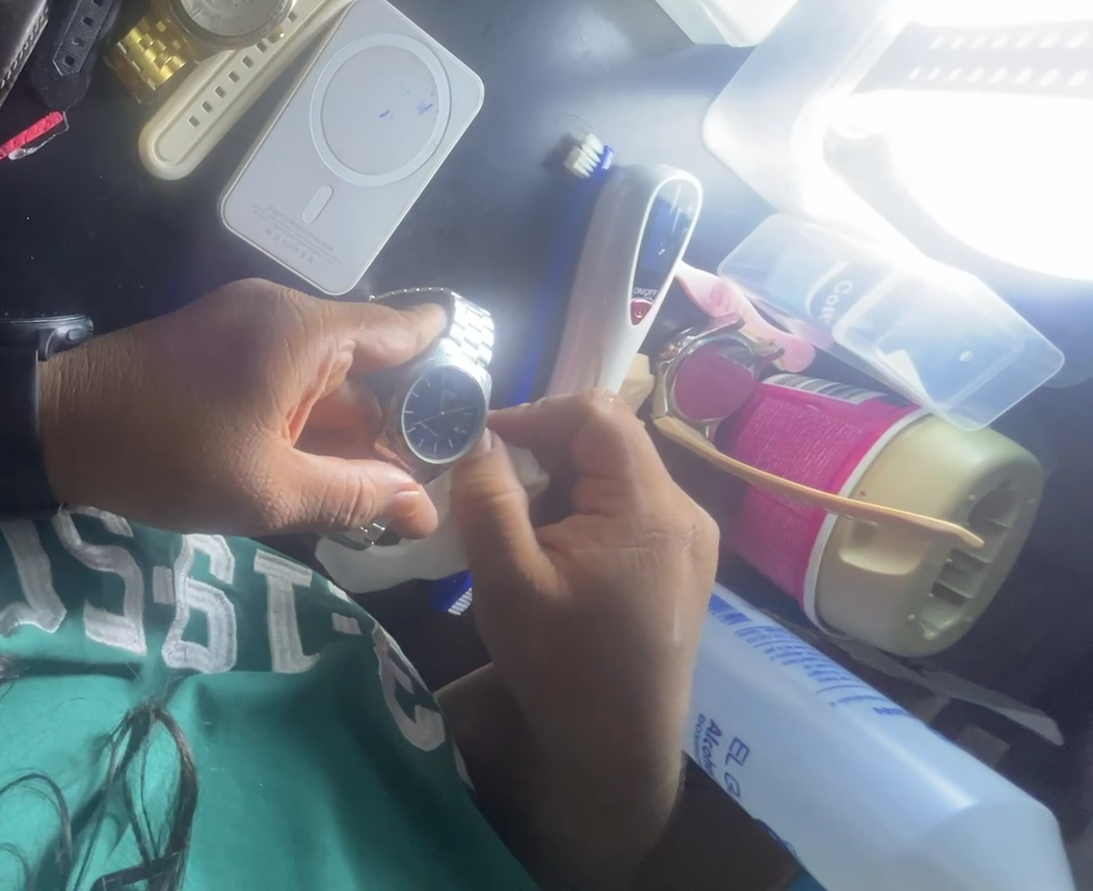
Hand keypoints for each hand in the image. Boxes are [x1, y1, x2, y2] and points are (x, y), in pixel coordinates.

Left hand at [41, 279, 446, 537]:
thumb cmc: (166, 454)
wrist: (58, 427)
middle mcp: (282, 312)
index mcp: (304, 330)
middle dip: (393, 424)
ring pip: (323, 375)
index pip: (407, 333)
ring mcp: (245, 324)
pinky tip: (318, 466)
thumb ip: (353, 493)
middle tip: (424, 487)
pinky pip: (283, 376)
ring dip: (345, 428)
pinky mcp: (218, 344)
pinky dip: (305, 417)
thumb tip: (422, 505)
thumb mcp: (268, 489)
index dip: (445, 377)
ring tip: (378, 491)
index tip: (469, 426)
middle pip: (367, 362)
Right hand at [447, 392, 718, 878]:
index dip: (532, 413)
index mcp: (648, 509)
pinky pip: (616, 502)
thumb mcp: (505, 578)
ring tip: (510, 523)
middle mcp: (681, 511)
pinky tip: (542, 546)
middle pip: (603, 438)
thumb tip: (478, 435)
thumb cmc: (559, 663)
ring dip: (549, 480)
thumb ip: (488, 497)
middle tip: (486, 487)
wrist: (614, 747)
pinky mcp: (673, 558)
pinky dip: (569, 505)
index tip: (481, 444)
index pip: (596, 413)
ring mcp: (683, 537)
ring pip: (606, 469)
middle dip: (536, 450)